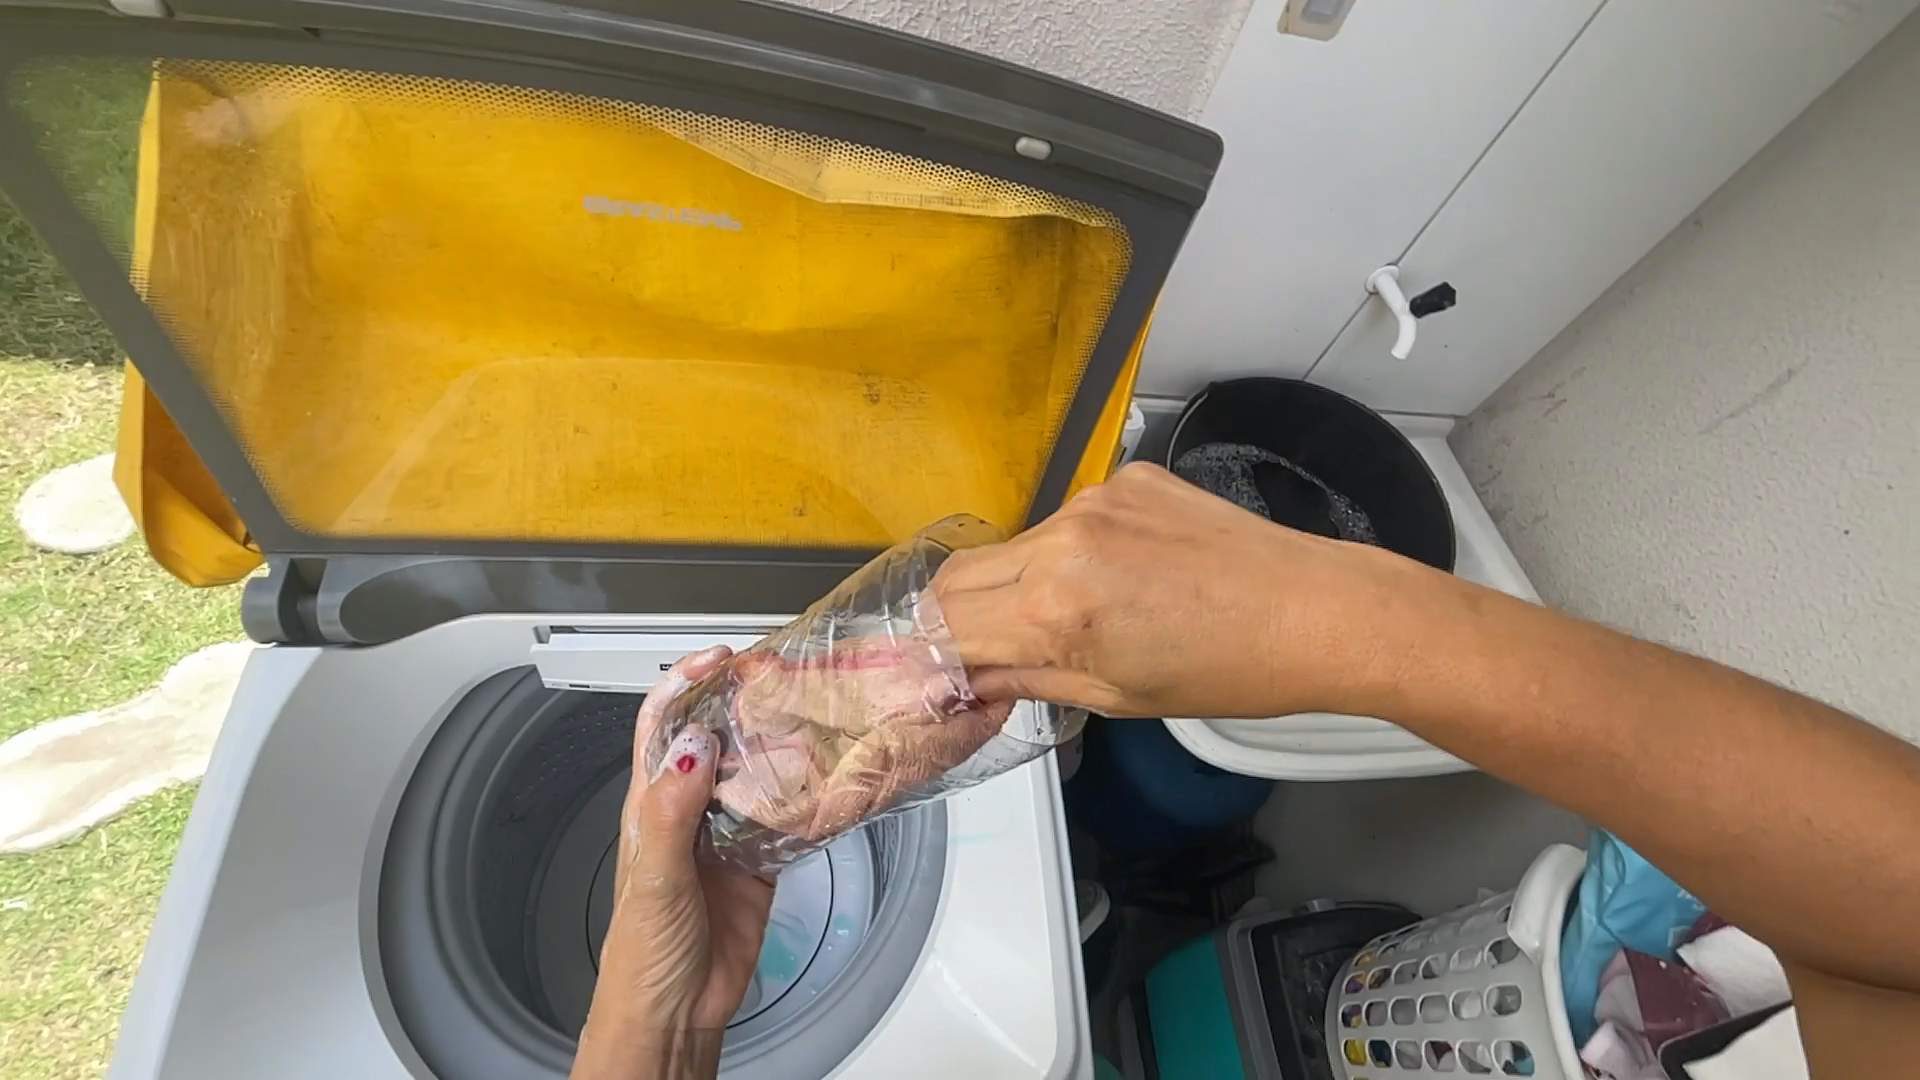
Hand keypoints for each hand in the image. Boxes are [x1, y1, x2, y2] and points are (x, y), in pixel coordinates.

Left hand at [572, 646, 775, 1079]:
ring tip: (813, 717)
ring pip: (756, 768)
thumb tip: (693, 747)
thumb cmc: (645, 948)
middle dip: (743, 703)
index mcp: (654, 801)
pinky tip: (827, 775)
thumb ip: (671, 812)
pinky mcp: (762, 854)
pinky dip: (806, 793)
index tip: (721, 659)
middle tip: (783, 680)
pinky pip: (787, 812)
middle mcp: (693, 804)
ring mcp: (729, 827)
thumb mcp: (654, 877)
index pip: (663, 725)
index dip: (686, 683)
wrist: (678, 1010)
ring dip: (780, 744)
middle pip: (716, 736)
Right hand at [932, 462, 1430, 719]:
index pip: (946, 628)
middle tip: (975, 647)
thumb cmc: (1226, 672)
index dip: (931, 658)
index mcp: (1055, 608)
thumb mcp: (1115, 695)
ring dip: (1013, 583)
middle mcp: (1061, 540)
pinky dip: (1067, 552)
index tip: (936, 675)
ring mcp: (1093, 499)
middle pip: (957, 576)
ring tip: (1064, 612)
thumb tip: (969, 678)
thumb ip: (1026, 677)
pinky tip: (1114, 573)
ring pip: (1012, 546)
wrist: (1316, 610)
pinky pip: (1066, 520)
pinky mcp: (1124, 477)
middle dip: (951, 618)